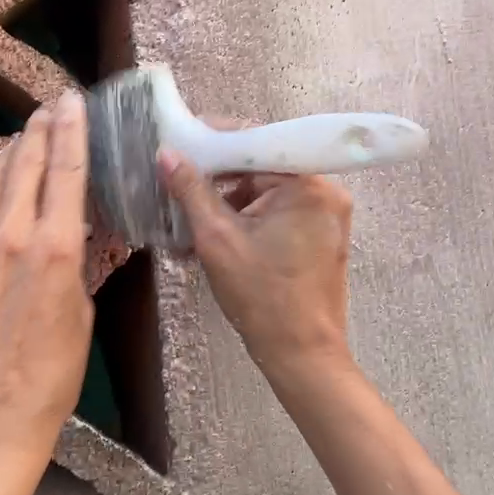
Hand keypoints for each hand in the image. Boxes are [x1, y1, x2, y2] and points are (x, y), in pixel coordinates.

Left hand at [0, 91, 94, 453]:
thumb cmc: (52, 373)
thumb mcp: (82, 310)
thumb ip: (76, 260)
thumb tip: (73, 230)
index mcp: (55, 247)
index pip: (66, 169)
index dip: (71, 129)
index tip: (73, 101)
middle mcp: (12, 233)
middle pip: (26, 161)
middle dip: (41, 128)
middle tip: (52, 106)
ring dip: (14, 149)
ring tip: (28, 132)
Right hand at [159, 149, 353, 373]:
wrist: (302, 355)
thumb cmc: (261, 296)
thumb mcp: (216, 237)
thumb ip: (191, 190)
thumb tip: (167, 154)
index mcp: (306, 183)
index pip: (254, 140)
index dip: (213, 139)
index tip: (180, 143)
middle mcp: (325, 190)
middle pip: (260, 164)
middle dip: (218, 176)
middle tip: (179, 181)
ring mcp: (326, 214)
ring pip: (267, 189)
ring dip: (229, 200)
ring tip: (190, 216)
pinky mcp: (321, 235)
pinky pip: (278, 210)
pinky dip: (248, 217)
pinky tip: (216, 234)